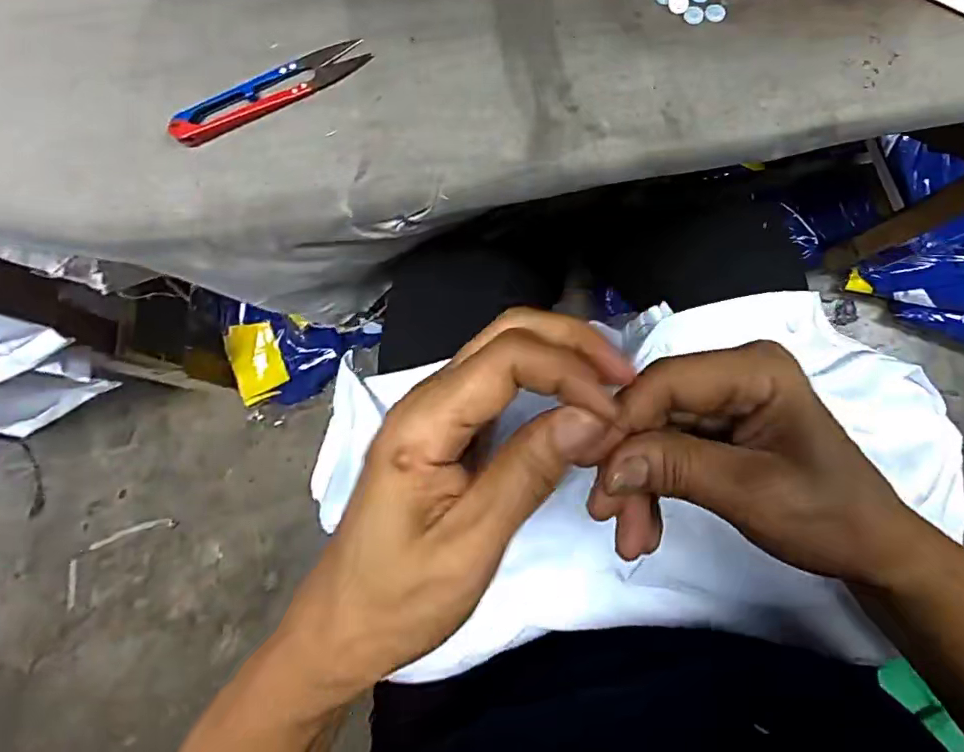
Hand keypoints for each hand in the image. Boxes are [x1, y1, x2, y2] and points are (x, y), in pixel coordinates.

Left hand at [275, 308, 633, 699]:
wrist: (339, 635)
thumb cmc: (398, 600)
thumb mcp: (471, 544)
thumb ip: (530, 470)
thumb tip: (595, 416)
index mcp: (423, 423)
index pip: (510, 357)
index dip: (570, 372)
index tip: (612, 413)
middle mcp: (430, 398)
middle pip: (512, 329)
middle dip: (575, 342)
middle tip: (623, 377)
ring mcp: (442, 406)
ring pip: (514, 342)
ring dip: (569, 352)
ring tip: (612, 383)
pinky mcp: (457, 423)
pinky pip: (513, 374)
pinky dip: (556, 373)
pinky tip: (582, 398)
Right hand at [585, 340, 942, 586]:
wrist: (870, 546)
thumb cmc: (826, 513)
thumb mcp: (751, 491)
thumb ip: (678, 467)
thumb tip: (607, 464)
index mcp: (758, 367)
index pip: (669, 379)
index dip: (623, 421)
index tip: (591, 475)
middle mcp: (741, 372)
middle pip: (661, 404)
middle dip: (631, 460)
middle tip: (608, 519)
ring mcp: (734, 400)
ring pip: (662, 429)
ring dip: (640, 481)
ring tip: (632, 539)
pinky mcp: (729, 428)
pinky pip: (676, 447)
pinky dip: (657, 484)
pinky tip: (648, 526)